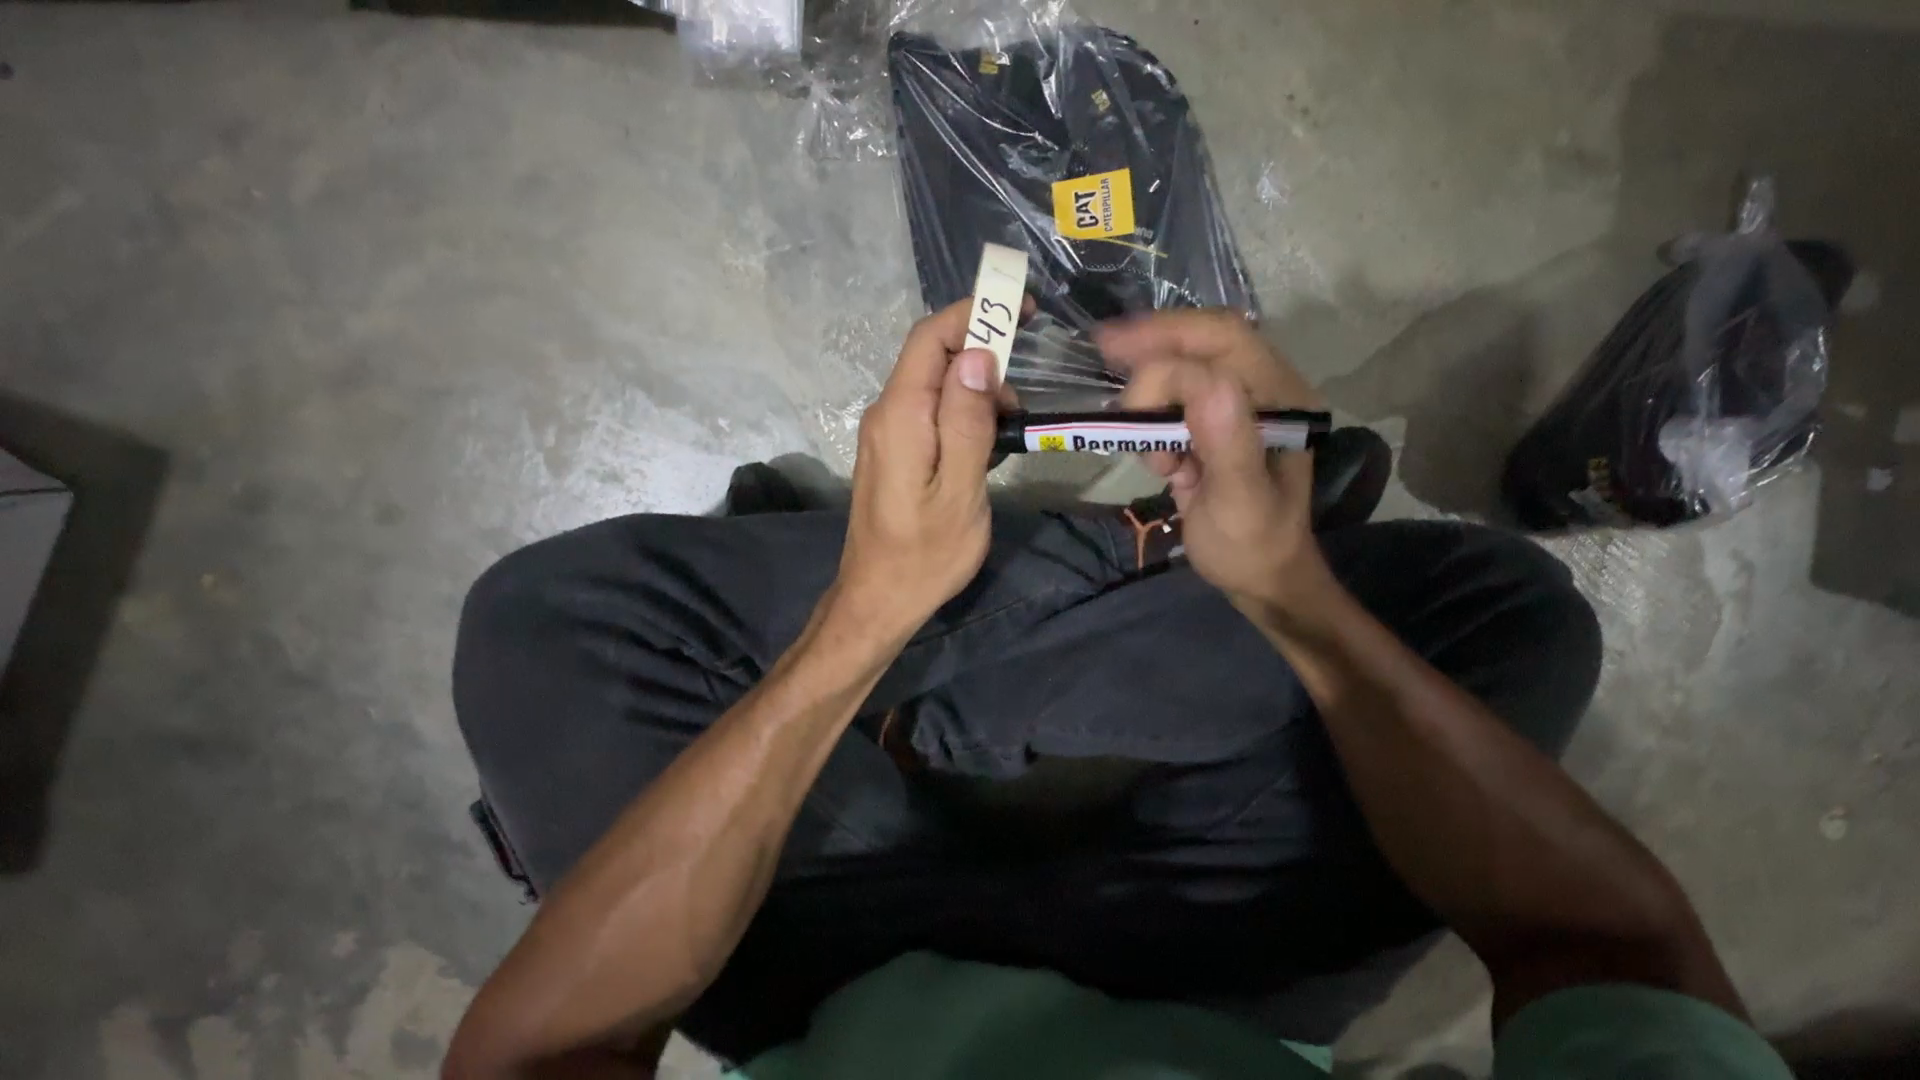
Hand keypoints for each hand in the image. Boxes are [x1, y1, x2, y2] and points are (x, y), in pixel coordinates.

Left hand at [832, 298, 1007, 640]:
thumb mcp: (960, 490)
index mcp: (901, 415)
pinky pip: (930, 410)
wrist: (879, 598)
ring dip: (977, 390)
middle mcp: (885, 413)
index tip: (1022, 309)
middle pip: (933, 355)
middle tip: (1022, 396)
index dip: (974, 312)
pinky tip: (987, 441)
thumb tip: (977, 356)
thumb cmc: (926, 553)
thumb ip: (967, 421)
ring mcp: (886, 432)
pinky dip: (963, 411)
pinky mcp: (893, 450)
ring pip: (935, 384)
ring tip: (1010, 427)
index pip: (932, 337)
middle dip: (983, 355)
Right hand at [1096, 309, 1333, 613]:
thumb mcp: (1241, 504)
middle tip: (1103, 353)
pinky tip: (1157, 460)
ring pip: (1183, 366)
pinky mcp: (1213, 424)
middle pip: (1201, 342)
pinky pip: (1174, 398)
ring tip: (1149, 452)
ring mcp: (1237, 405)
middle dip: (1152, 348)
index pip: (1223, 342)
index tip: (1113, 352)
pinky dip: (1151, 418)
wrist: (1262, 581)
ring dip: (1150, 395)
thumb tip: (1203, 382)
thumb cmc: (1253, 548)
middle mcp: (1263, 389)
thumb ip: (1228, 442)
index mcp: (1281, 399)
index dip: (1168, 338)